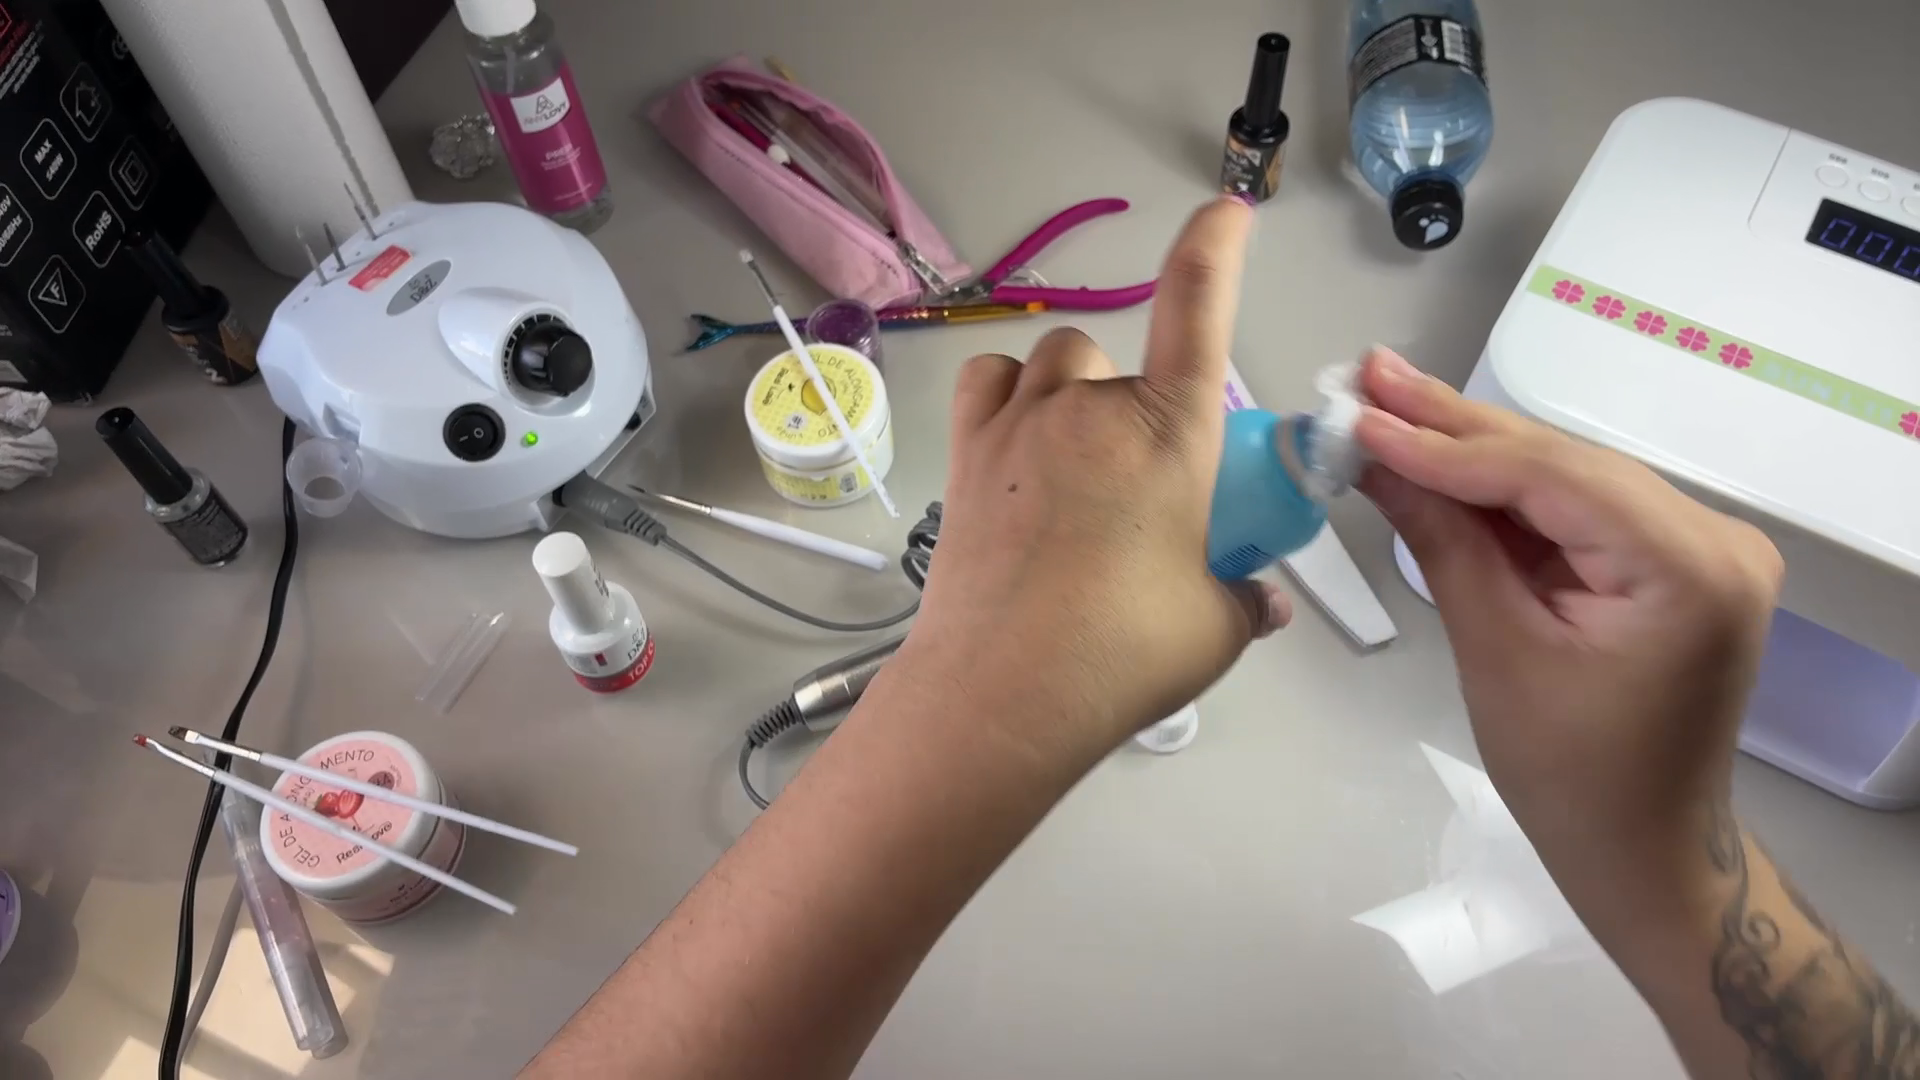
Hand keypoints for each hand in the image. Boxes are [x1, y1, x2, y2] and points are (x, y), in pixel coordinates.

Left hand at [899, 197, 1291, 754]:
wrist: (1002, 690)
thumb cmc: (1119, 656)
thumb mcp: (1212, 628)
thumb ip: (1243, 599)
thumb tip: (1261, 599)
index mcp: (1167, 437)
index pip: (1198, 312)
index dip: (1213, 251)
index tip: (1223, 211)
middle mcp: (1091, 410)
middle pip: (1115, 360)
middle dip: (1128, 405)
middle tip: (1125, 480)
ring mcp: (1019, 424)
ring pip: (1053, 361)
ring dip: (1069, 392)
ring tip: (1070, 460)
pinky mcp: (966, 452)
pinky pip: (987, 380)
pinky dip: (1006, 394)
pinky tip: (1016, 441)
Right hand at [1354, 349, 1781, 881]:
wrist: (1633, 839)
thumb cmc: (1563, 764)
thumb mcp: (1492, 646)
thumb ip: (1440, 540)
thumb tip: (1375, 462)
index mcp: (1686, 566)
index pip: (1548, 477)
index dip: (1444, 446)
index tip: (1359, 419)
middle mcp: (1702, 535)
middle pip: (1553, 459)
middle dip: (1450, 420)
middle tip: (1368, 374)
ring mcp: (1679, 542)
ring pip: (1550, 474)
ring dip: (1461, 440)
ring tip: (1383, 396)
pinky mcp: (1645, 558)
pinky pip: (1554, 508)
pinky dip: (1484, 485)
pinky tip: (1428, 449)